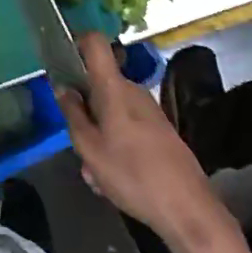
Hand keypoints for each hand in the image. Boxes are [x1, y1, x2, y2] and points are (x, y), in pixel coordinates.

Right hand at [57, 32, 235, 247]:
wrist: (189, 210)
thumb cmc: (133, 176)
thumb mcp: (90, 150)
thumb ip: (73, 115)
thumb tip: (64, 89)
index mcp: (114, 88)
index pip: (95, 43)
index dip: (77, 42)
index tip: (62, 62)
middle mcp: (133, 91)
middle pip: (99, 86)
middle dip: (83, 110)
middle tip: (76, 143)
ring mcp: (149, 110)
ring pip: (111, 111)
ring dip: (98, 134)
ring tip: (95, 173)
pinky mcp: (160, 130)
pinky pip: (127, 126)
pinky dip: (116, 144)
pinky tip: (114, 179)